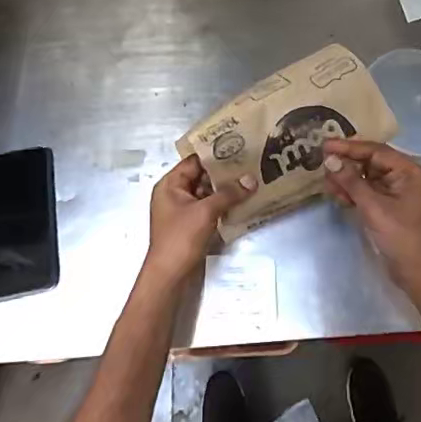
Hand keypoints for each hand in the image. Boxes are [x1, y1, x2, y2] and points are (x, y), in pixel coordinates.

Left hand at [144, 154, 253, 283]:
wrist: (170, 275)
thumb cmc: (181, 238)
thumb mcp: (206, 212)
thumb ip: (228, 194)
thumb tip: (250, 180)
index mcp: (170, 184)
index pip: (193, 161)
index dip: (214, 154)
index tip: (237, 146)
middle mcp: (174, 194)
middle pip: (201, 176)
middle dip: (224, 172)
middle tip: (249, 163)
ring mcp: (182, 210)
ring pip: (207, 192)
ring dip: (225, 189)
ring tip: (250, 180)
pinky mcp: (191, 224)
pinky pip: (208, 207)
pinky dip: (222, 204)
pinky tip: (242, 201)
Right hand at [321, 138, 420, 290]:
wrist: (416, 271)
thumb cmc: (400, 235)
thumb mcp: (373, 206)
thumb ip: (351, 181)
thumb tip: (330, 160)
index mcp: (407, 171)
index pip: (375, 150)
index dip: (349, 147)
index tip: (325, 144)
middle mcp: (402, 177)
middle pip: (369, 161)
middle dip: (346, 163)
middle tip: (321, 162)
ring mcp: (394, 192)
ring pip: (365, 177)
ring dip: (346, 179)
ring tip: (327, 182)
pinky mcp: (386, 206)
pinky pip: (366, 191)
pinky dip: (352, 192)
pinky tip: (337, 195)